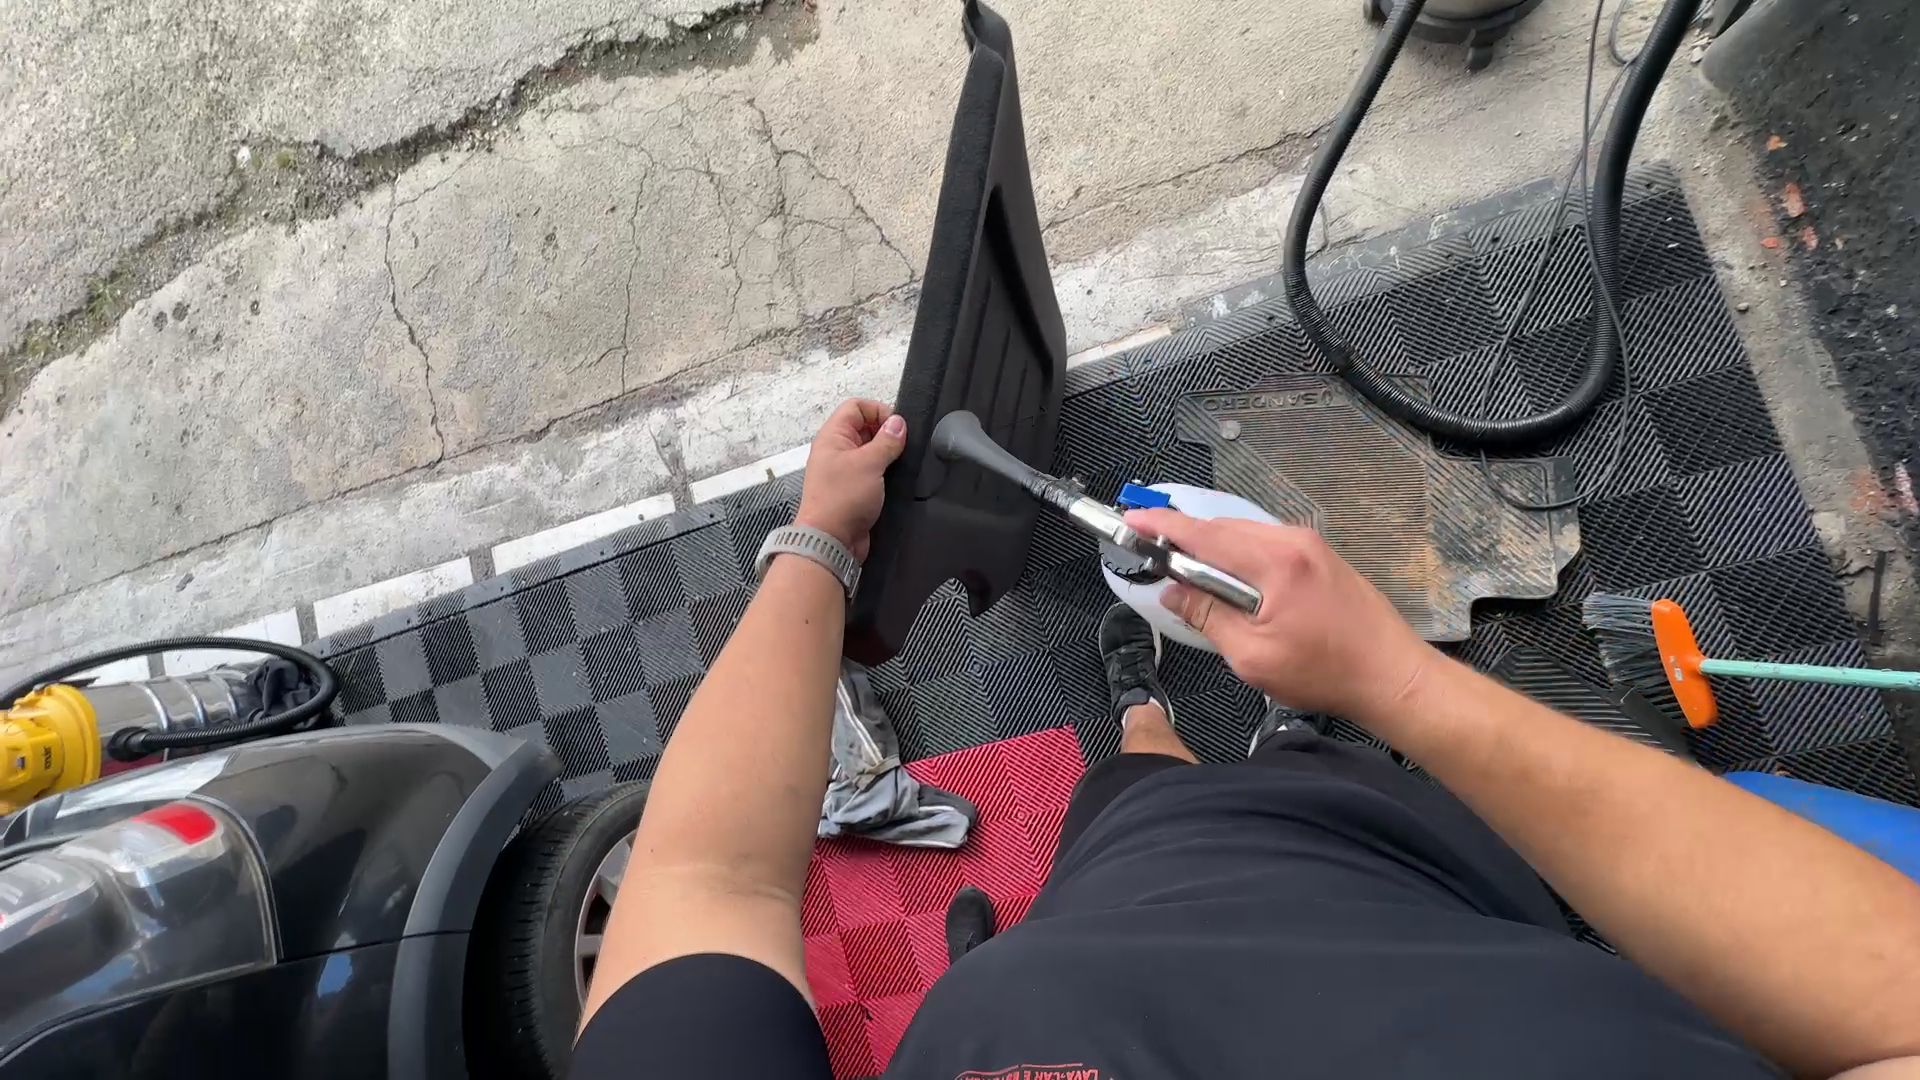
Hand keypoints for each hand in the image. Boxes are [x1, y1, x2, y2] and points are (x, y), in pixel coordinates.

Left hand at [794, 398, 906, 561]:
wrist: (831, 541)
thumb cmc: (841, 500)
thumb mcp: (869, 464)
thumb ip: (887, 441)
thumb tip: (898, 423)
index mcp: (833, 436)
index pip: (856, 407)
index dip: (878, 411)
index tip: (898, 427)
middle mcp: (837, 451)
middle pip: (865, 428)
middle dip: (886, 434)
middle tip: (903, 447)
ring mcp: (845, 471)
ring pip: (871, 452)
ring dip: (888, 455)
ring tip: (901, 464)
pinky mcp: (855, 490)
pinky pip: (873, 473)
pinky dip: (886, 473)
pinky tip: (898, 479)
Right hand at [1123, 508, 1437, 721]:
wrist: (1394, 677)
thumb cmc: (1326, 672)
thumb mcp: (1251, 655)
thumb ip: (1206, 617)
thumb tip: (1172, 593)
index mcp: (1274, 562)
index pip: (1202, 534)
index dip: (1161, 525)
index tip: (1131, 519)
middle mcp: (1292, 541)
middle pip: (1221, 528)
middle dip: (1182, 538)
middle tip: (1151, 553)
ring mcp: (1309, 545)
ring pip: (1242, 534)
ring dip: (1210, 548)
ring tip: (1186, 572)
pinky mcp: (1318, 556)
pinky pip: (1263, 543)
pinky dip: (1236, 554)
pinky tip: (1228, 579)